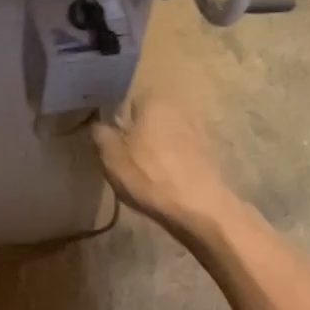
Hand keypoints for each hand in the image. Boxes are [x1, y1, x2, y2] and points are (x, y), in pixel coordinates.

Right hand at [91, 95, 241, 240]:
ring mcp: (198, 129)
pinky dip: (176, 159)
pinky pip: (184, 150)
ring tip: (149, 172)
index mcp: (153, 102)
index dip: (119, 122)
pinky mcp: (210, 150)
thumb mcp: (111, 158)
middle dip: (141, 134)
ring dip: (159, 147)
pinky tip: (169, 179)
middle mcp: (178, 107)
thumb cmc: (149, 177)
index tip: (113, 142)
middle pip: (151, 118)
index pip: (129, 102)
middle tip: (129, 159)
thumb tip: (99, 124)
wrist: (199, 207)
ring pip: (168, 134)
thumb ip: (101, 135)